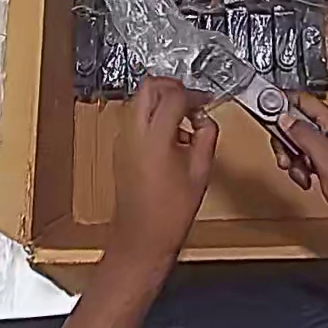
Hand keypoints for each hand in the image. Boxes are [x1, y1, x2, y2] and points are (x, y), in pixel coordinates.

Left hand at [111, 77, 218, 266]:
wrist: (141, 240)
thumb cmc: (169, 214)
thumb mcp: (200, 171)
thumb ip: (207, 136)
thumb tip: (206, 119)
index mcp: (155, 137)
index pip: (174, 96)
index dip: (195, 95)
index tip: (207, 101)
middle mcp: (134, 133)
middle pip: (150, 87)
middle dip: (173, 87)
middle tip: (192, 100)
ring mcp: (123, 139)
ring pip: (141, 100)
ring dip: (164, 101)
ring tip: (185, 122)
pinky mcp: (121, 148)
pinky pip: (137, 118)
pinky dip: (155, 117)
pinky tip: (172, 138)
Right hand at [272, 95, 327, 250]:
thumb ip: (308, 139)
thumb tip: (286, 118)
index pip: (307, 102)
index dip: (286, 101)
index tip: (268, 110)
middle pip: (300, 123)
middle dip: (286, 137)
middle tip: (284, 156)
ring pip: (302, 143)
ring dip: (292, 156)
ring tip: (297, 173)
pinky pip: (307, 160)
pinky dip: (300, 169)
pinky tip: (304, 180)